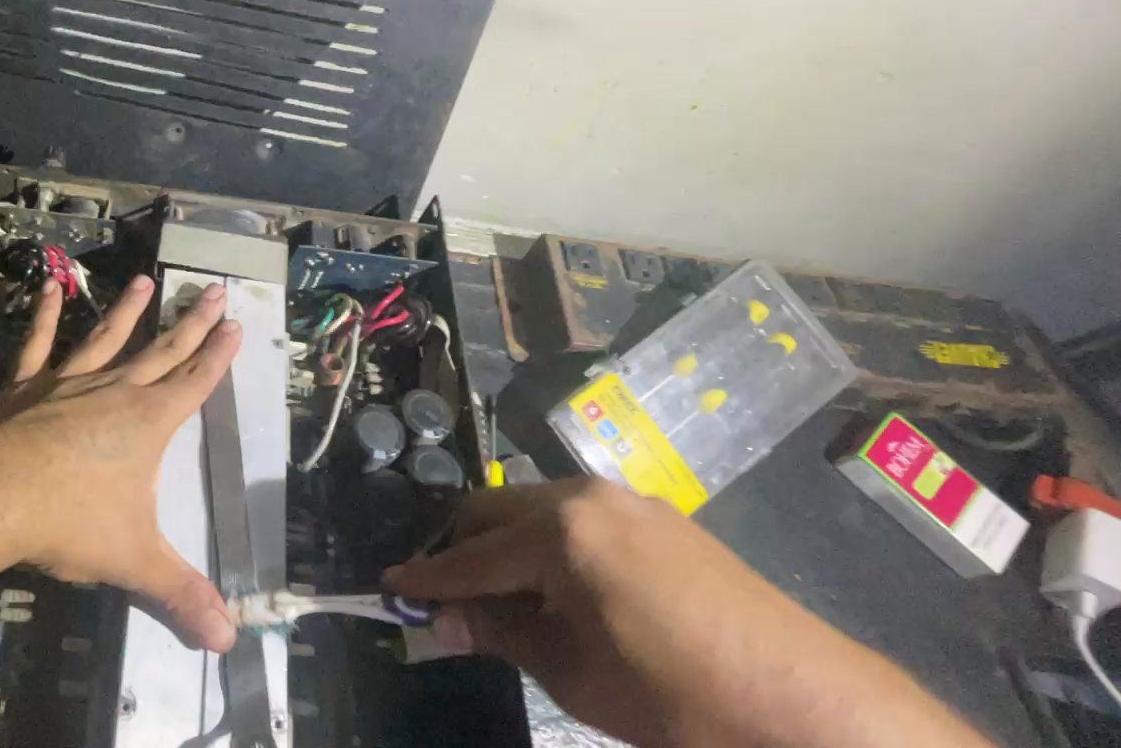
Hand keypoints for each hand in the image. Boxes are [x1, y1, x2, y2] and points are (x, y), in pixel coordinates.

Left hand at [0, 275, 242, 653]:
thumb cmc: (67, 522)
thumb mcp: (132, 561)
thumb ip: (180, 594)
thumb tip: (230, 641)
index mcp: (146, 423)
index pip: (194, 382)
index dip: (218, 355)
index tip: (236, 323)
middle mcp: (113, 391)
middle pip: (162, 350)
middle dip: (192, 322)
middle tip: (215, 289)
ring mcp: (66, 383)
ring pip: (106, 338)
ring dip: (128, 310)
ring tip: (146, 280)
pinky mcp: (24, 385)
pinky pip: (37, 342)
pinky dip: (44, 314)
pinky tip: (50, 285)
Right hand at [381, 477, 987, 747]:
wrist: (810, 706)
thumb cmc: (675, 696)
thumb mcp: (573, 673)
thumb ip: (499, 632)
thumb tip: (442, 619)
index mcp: (558, 530)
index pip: (471, 555)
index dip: (427, 576)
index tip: (389, 584)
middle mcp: (582, 494)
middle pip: (494, 510)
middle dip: (461, 548)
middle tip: (443, 591)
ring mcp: (623, 498)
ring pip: (534, 506)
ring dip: (504, 540)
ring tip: (500, 590)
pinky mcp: (656, 513)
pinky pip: (576, 514)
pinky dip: (548, 540)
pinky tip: (557, 581)